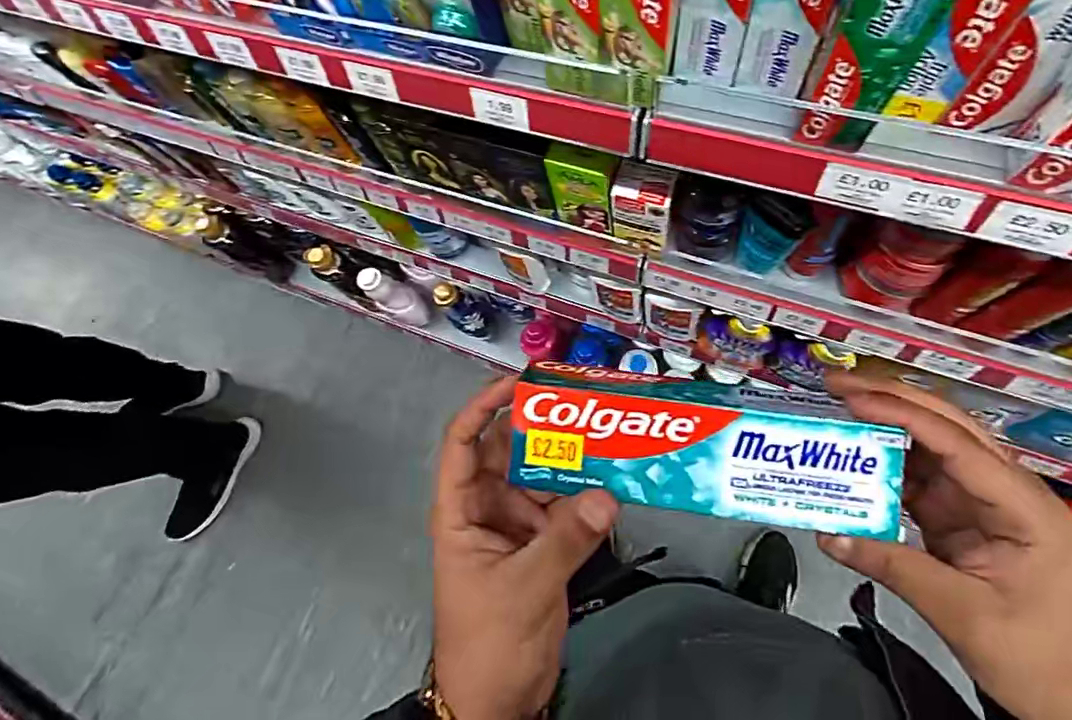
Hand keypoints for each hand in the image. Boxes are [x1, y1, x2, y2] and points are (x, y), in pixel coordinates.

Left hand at [430, 377, 619, 719]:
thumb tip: (605, 495)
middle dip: (541, 424)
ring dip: (568, 455)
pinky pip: (564, 500)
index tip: (518, 383)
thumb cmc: (486, 644)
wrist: (499, 700)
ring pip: (541, 472)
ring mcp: (516, 521)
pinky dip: (585, 489)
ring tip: (601, 430)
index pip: (463, 442)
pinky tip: (609, 476)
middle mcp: (487, 506)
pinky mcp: (542, 539)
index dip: (484, 406)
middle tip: (577, 400)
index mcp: (462, 510)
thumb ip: (567, 539)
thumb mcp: (524, 587)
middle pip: (509, 449)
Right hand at [819, 371, 1071, 719]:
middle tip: (837, 384)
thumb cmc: (1041, 662)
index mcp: (1023, 504)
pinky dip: (884, 469)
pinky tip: (854, 461)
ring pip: (928, 447)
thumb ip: (895, 567)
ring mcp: (981, 500)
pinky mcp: (962, 516)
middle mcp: (1003, 488)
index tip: (851, 398)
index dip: (901, 413)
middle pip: (944, 426)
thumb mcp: (966, 617)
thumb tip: (829, 534)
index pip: (956, 442)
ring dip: (884, 428)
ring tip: (838, 412)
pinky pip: (918, 480)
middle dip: (890, 399)